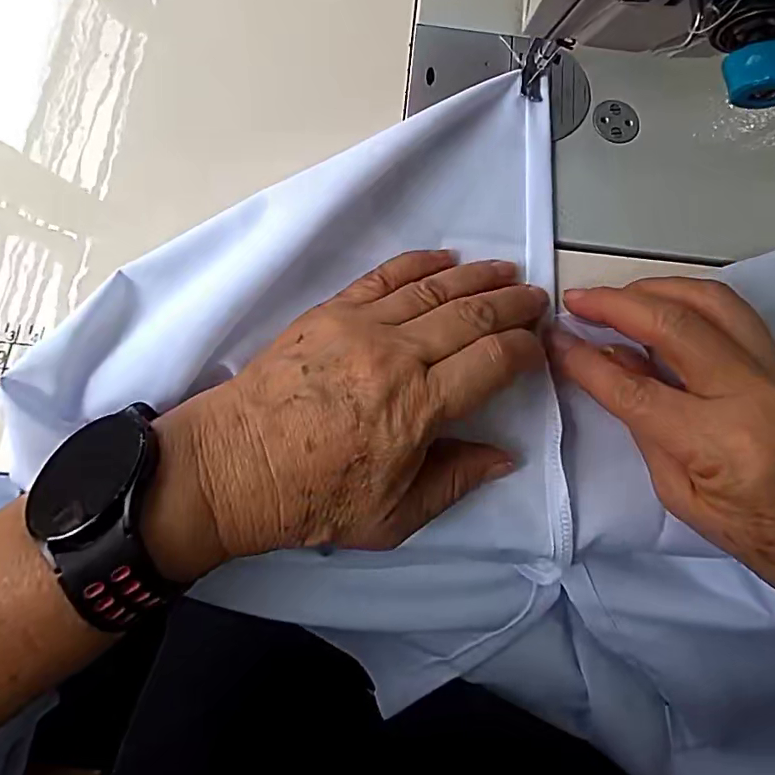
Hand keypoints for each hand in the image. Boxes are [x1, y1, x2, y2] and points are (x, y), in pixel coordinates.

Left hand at [143, 250, 548, 580]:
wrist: (238, 462)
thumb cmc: (314, 498)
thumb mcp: (395, 515)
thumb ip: (455, 480)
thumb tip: (504, 455)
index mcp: (419, 407)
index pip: (493, 361)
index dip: (523, 349)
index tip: (536, 345)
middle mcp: (395, 356)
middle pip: (469, 316)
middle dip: (510, 304)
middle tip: (535, 298)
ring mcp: (358, 327)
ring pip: (431, 291)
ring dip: (474, 277)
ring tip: (503, 271)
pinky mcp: (328, 312)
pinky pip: (381, 277)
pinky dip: (416, 264)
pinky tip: (442, 259)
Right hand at [548, 277, 774, 623]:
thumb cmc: (754, 532)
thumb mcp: (676, 491)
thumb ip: (640, 421)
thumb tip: (606, 360)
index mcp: (722, 444)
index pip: (633, 386)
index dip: (583, 358)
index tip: (552, 337)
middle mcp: (755, 396)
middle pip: (673, 325)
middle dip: (613, 304)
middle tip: (575, 301)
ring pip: (709, 300)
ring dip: (652, 289)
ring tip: (614, 297)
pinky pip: (731, 310)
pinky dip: (685, 297)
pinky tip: (656, 305)